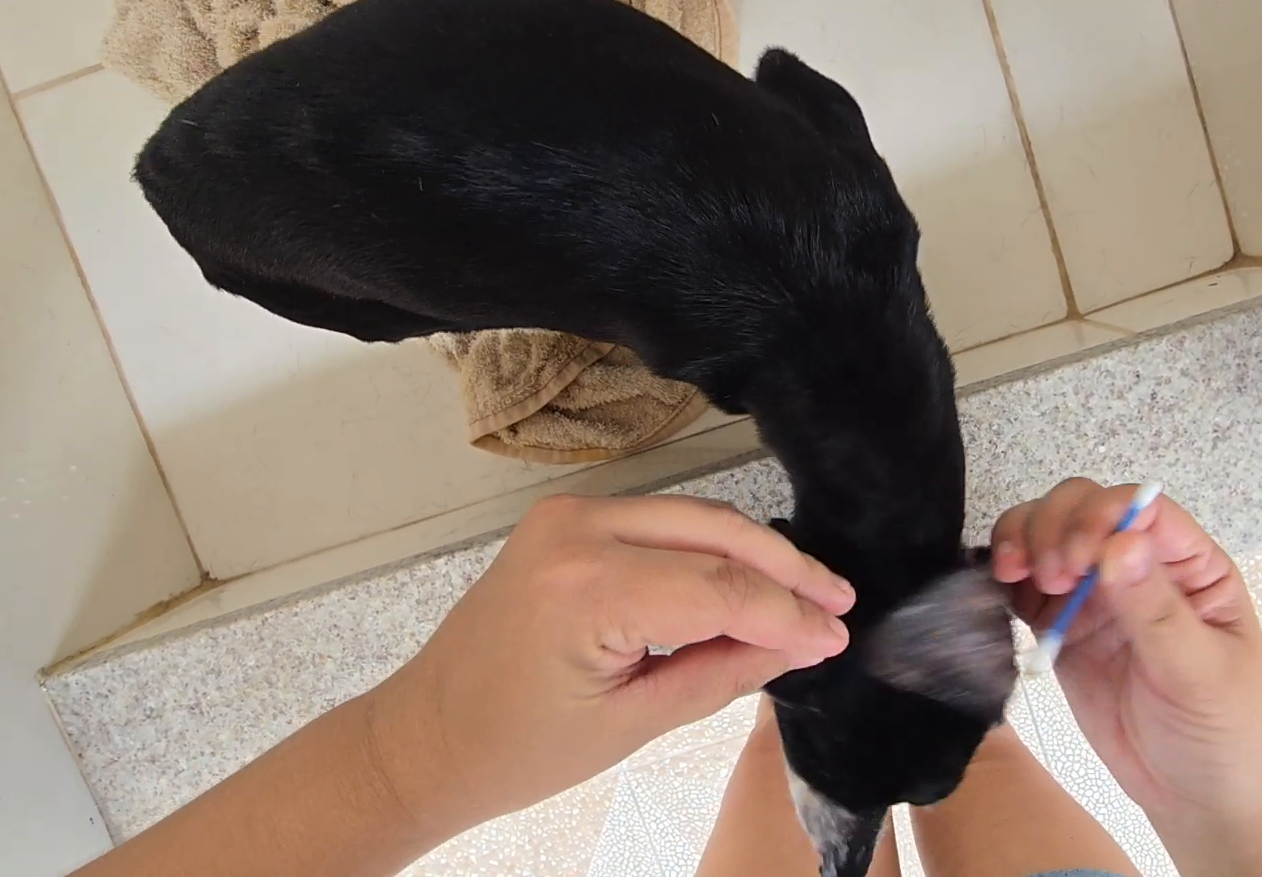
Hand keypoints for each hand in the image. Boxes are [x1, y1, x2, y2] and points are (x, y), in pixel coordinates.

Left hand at [368, 494, 854, 834]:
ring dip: (756, 553)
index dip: (787, 612)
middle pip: (716, 532)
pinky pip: (666, 522)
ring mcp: (574, 511)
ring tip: (808, 592)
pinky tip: (749, 577)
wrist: (423, 734)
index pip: (718, 588)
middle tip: (838, 601)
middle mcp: (580, 526)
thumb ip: (726, 670)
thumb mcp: (633, 724)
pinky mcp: (575, 514)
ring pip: (697, 516)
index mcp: (585, 587)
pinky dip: (714, 549)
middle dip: (786, 568)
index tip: (836, 634)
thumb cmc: (516, 751)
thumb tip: (804, 641)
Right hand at [992, 479, 1261, 875]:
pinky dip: (1001, 573)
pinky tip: (998, 588)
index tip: (1080, 558)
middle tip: (1051, 577)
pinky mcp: (1056, 621)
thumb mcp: (1201, 673)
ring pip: (1043, 531)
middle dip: (1054, 526)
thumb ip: (1156, 608)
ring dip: (1020, 539)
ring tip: (1014, 575)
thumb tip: (1119, 541)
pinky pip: (1021, 580)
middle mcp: (1134, 563)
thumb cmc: (1224, 735)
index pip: (1138, 508)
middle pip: (1080, 506)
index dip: (1101, 515)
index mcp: (1187, 563)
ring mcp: (1091, 591)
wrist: (1197, 802)